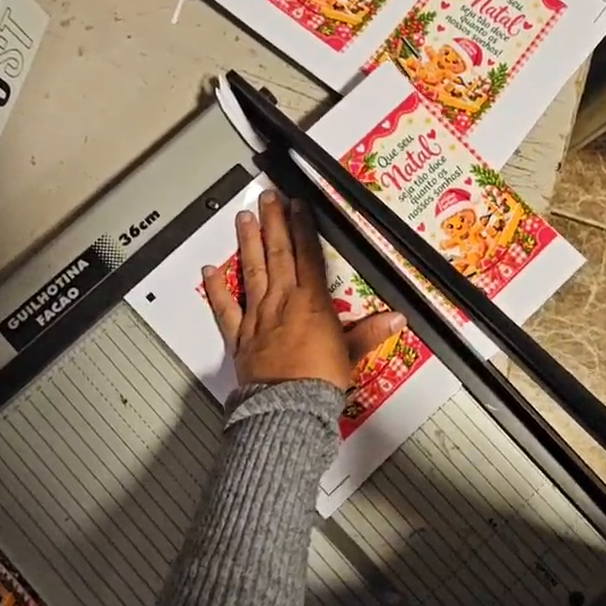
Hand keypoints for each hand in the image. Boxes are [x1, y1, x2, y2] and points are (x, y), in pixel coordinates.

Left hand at [201, 191, 405, 390]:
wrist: (288, 407)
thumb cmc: (320, 381)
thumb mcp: (351, 353)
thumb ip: (370, 332)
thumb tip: (396, 319)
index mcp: (311, 302)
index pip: (307, 255)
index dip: (302, 227)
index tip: (297, 205)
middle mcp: (282, 302)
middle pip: (277, 254)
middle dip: (273, 223)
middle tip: (268, 197)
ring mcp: (258, 316)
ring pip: (252, 271)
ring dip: (247, 243)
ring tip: (243, 218)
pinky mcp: (240, 336)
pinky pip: (225, 309)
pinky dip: (216, 289)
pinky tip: (208, 270)